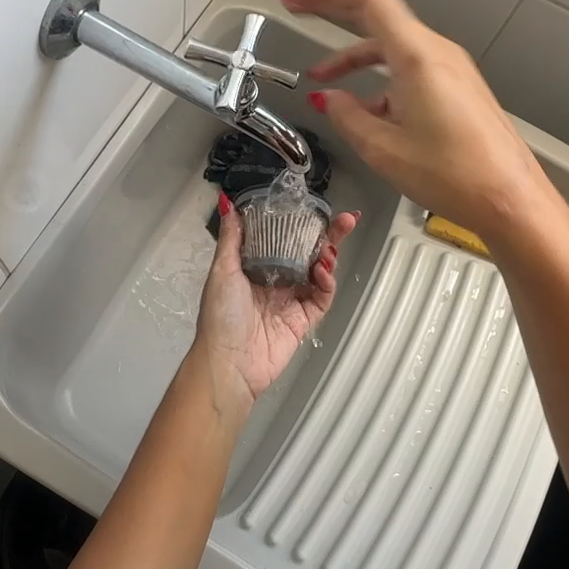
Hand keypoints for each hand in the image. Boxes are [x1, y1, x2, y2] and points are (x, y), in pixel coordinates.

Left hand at [196, 191, 359, 407]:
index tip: (313, 207)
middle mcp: (275, 281)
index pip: (283, 238)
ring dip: (328, 256)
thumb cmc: (221, 315)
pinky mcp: (304, 319)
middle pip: (307, 252)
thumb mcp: (222, 270)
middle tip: (347, 220)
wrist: (229, 364)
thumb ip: (232, 238)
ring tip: (330, 247)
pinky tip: (323, 272)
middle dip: (328, 236)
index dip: (299, 223)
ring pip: (318, 272)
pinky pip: (321, 297)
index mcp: (255, 267)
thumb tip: (228, 204)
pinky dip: (327, 283)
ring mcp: (291, 300)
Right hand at [281, 0, 562, 248]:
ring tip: (322, 75)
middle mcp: (437, 53)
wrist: (511, 199)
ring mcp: (450, 68)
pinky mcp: (456, 86)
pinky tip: (363, 105)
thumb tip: (328, 101)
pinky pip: (409, 67)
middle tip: (299, 8)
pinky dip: (378, 76)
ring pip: (391, 45)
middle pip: (376, 13)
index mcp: (417, 57)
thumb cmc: (460, 177)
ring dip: (352, 55)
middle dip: (332, 9)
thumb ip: (346, 117)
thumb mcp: (384, 150)